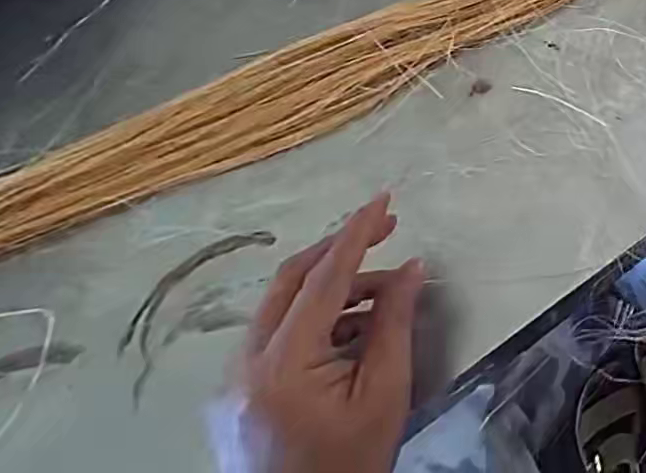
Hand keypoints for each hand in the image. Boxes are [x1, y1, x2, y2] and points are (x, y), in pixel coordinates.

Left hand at [239, 194, 423, 472]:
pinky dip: (317, 314)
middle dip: (342, 247)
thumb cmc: (349, 467)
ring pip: (284, 302)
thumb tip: (412, 267)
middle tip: (387, 229)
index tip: (384, 199)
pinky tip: (355, 324)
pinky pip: (278, 330)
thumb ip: (395, 322)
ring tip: (384, 289)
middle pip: (293, 278)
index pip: (324, 278)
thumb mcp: (384, 394)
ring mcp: (234, 379)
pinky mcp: (237, 391)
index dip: (357, 233)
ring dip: (334, 283)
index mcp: (281, 366)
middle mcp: (245, 364)